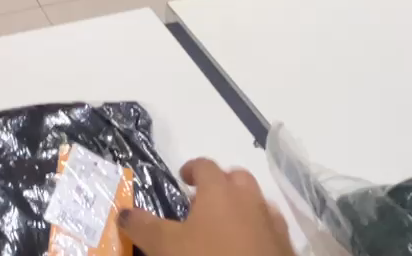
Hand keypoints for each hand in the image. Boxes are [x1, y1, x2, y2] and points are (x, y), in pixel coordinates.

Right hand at [118, 159, 295, 255]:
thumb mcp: (167, 247)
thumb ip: (143, 227)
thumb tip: (122, 213)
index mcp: (220, 191)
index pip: (205, 165)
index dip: (192, 170)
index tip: (183, 181)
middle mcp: (250, 201)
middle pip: (238, 178)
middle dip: (223, 185)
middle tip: (205, 204)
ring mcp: (274, 227)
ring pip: (260, 205)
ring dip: (245, 209)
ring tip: (228, 229)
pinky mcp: (288, 253)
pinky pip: (275, 234)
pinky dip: (262, 236)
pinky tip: (249, 252)